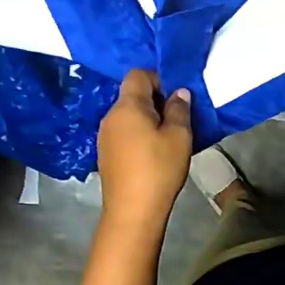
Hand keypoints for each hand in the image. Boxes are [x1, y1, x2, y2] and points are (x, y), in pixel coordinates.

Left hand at [96, 69, 192, 228]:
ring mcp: (104, 136)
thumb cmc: (159, 168)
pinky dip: (138, 134)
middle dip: (155, 100)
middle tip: (177, 118)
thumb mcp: (179, 136)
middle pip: (132, 95)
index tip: (176, 96)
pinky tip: (152, 153)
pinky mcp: (105, 154)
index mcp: (127, 106)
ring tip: (167, 138)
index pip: (138, 74)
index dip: (159, 78)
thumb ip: (179, 109)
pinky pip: (123, 132)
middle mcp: (110, 116)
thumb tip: (178, 92)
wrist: (132, 211)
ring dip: (147, 119)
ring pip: (128, 115)